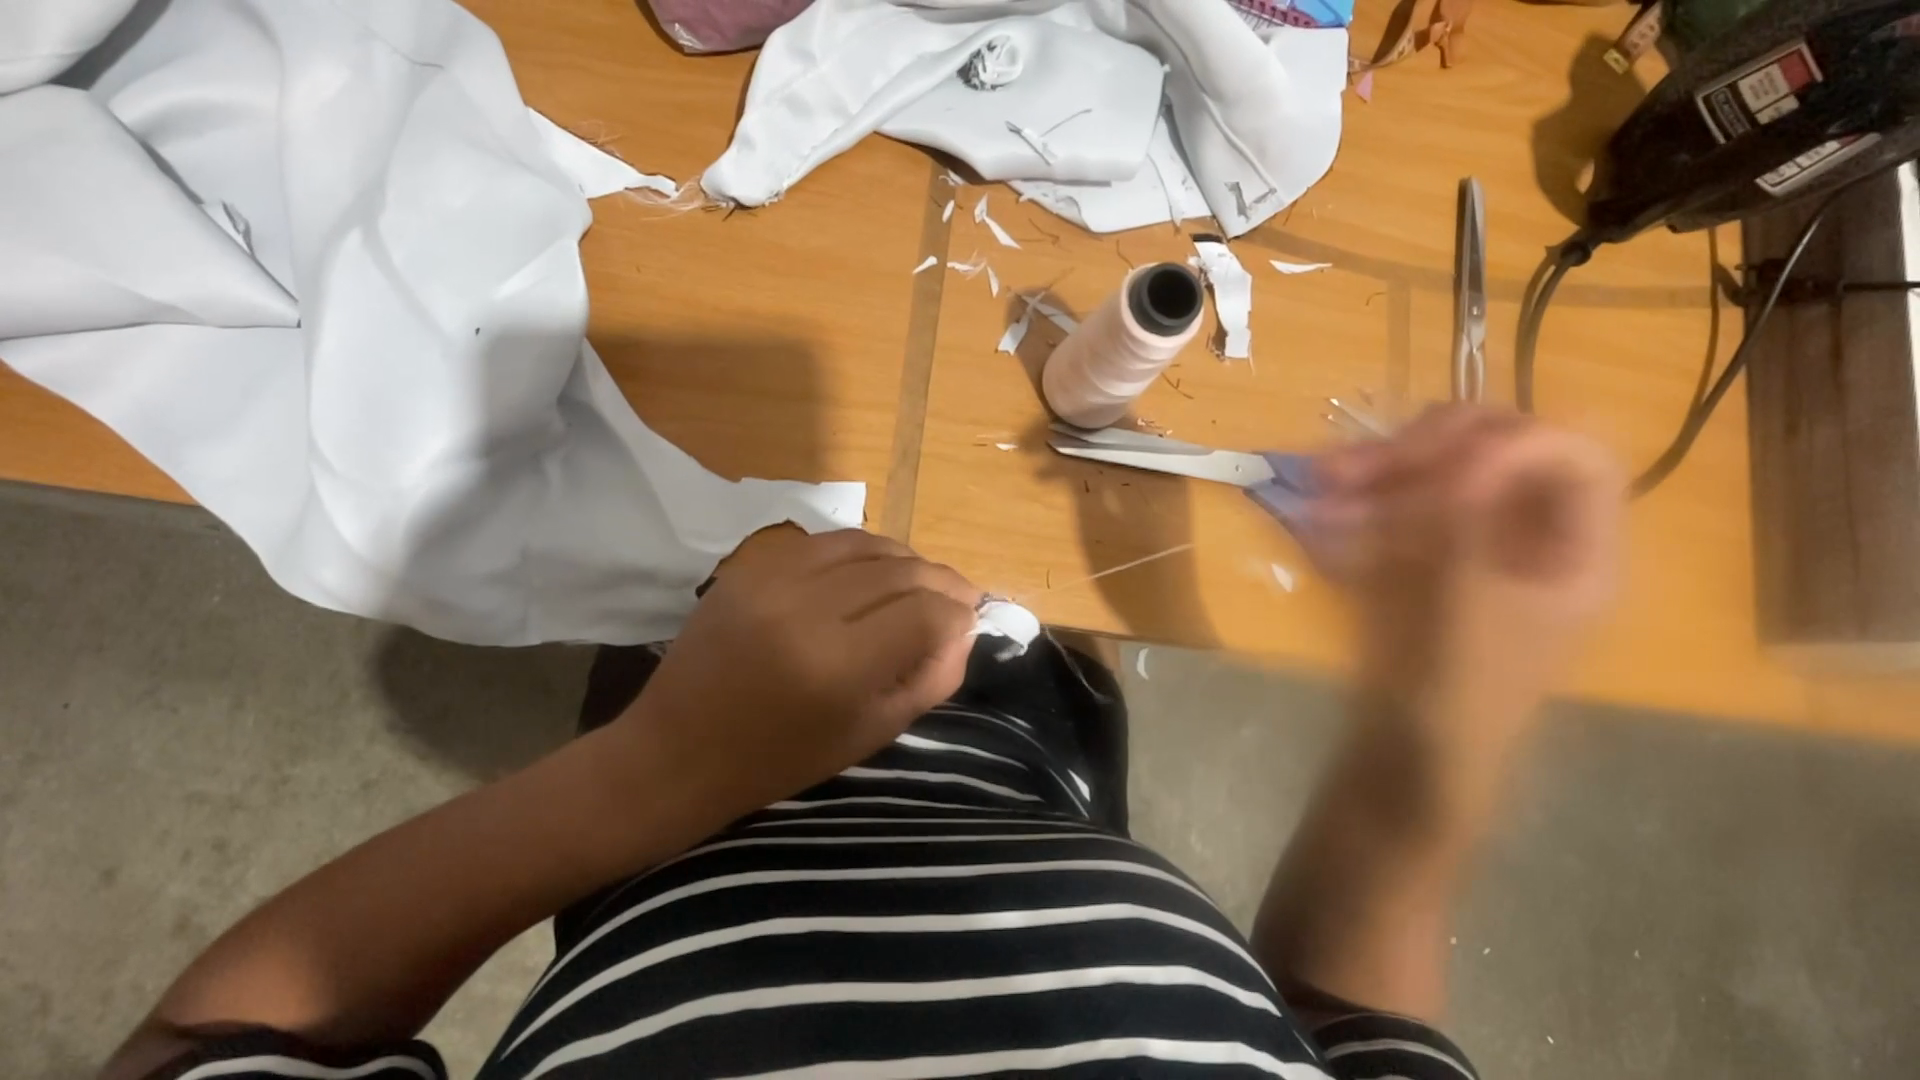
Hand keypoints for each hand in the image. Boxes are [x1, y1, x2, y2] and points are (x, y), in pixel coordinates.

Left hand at [616, 527, 983, 816]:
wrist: (677, 751)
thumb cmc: (779, 760)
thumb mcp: (870, 734)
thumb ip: (929, 679)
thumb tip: (964, 629)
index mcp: (837, 666)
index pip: (925, 614)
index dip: (959, 614)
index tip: (970, 621)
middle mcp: (806, 609)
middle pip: (900, 571)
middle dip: (942, 580)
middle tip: (962, 595)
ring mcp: (772, 579)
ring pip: (866, 544)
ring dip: (907, 558)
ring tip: (924, 579)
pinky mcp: (748, 567)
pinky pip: (824, 542)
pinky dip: (862, 550)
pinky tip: (875, 568)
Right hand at [1305, 406, 1624, 720]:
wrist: (1414, 749)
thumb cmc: (1459, 687)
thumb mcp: (1470, 603)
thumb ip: (1470, 520)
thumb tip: (1466, 448)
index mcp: (1577, 549)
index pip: (1576, 458)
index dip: (1516, 444)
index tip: (1447, 469)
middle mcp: (1532, 533)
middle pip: (1499, 450)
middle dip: (1427, 447)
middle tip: (1363, 464)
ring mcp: (1476, 540)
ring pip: (1440, 471)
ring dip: (1379, 468)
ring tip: (1320, 478)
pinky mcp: (1428, 553)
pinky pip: (1402, 504)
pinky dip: (1363, 500)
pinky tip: (1319, 510)